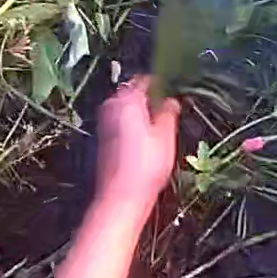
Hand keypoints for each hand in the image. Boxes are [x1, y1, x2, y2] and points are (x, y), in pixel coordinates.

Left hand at [92, 75, 179, 218]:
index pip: (144, 80)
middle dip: (150, 98)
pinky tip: (146, 139)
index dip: (160, 83)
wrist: (120, 197)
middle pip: (133, 92)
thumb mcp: (166, 136)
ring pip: (126, 107)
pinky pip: (120, 120)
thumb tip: (172, 100)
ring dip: (141, 111)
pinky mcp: (104, 137)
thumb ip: (168, 112)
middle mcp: (112, 106)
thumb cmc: (145, 166)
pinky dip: (132, 123)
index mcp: (127, 100)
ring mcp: (105, 121)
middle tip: (168, 109)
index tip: (172, 90)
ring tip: (159, 126)